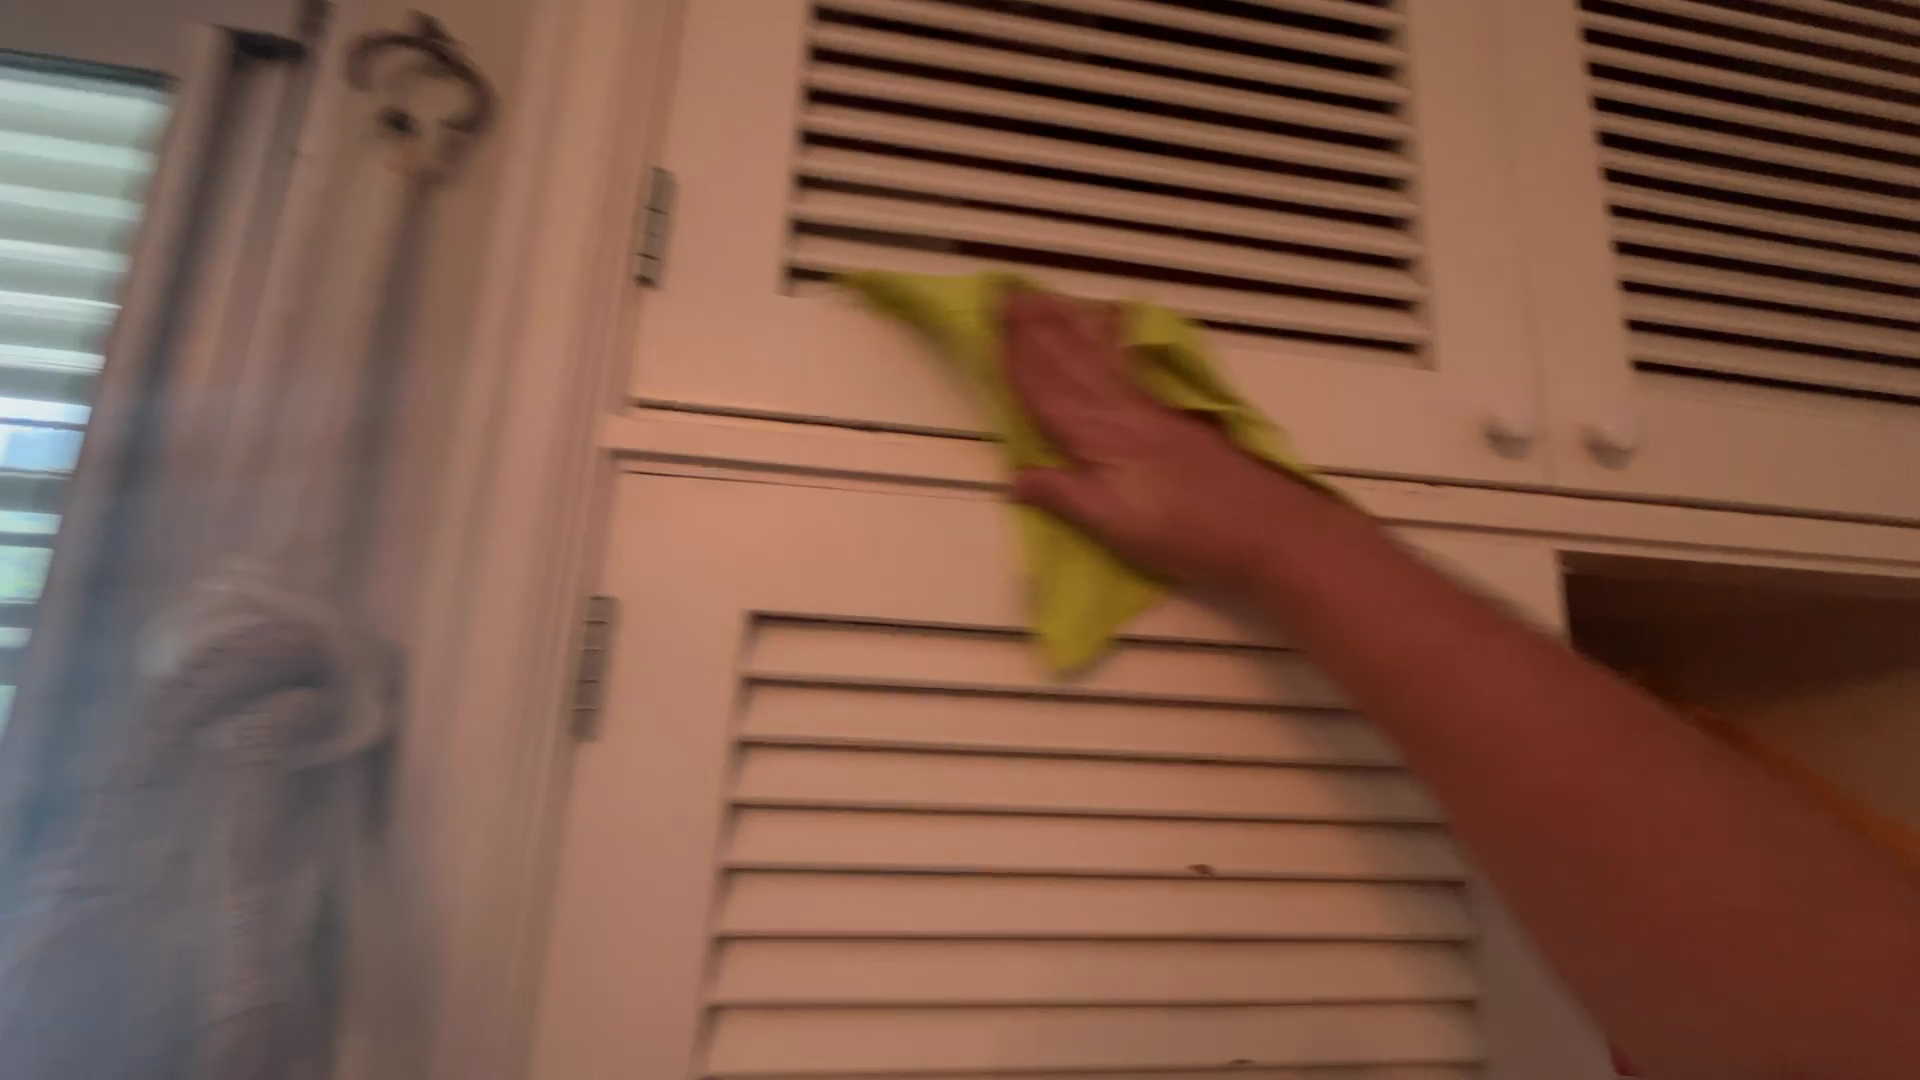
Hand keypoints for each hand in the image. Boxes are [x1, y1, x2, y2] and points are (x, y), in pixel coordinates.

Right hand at [1003, 288, 1305, 593]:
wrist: (1265, 528)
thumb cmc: (1184, 535)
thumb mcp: (1113, 526)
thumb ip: (1064, 496)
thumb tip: (1014, 478)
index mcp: (1099, 440)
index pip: (1046, 394)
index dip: (1016, 360)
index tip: (992, 322)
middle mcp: (1120, 413)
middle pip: (1070, 364)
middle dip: (1036, 328)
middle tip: (1010, 290)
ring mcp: (1150, 409)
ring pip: (1099, 357)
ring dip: (1069, 324)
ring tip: (1047, 296)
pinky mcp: (1174, 414)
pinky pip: (1133, 363)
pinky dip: (1117, 338)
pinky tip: (1116, 318)